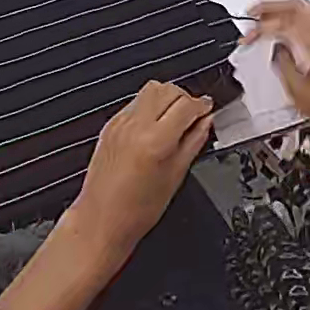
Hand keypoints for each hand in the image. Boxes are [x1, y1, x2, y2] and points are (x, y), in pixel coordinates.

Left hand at [66, 81, 212, 259]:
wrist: (101, 219)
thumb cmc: (135, 210)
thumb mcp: (175, 176)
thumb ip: (193, 142)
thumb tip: (205, 123)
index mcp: (155, 140)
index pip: (186, 104)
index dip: (202, 105)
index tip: (208, 109)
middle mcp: (135, 126)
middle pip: (167, 89)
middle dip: (185, 97)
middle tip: (194, 113)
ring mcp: (120, 123)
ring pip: (150, 90)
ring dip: (167, 97)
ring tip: (175, 118)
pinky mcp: (110, 125)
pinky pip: (134, 103)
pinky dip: (149, 106)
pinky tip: (155, 125)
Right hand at [243, 0, 309, 148]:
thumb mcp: (300, 91)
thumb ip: (283, 63)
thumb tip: (274, 49)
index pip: (288, 21)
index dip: (264, 26)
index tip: (250, 35)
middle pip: (299, 7)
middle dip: (272, 7)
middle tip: (252, 13)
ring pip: (305, 12)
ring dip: (282, 12)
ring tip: (262, 18)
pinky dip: (293, 22)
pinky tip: (282, 30)